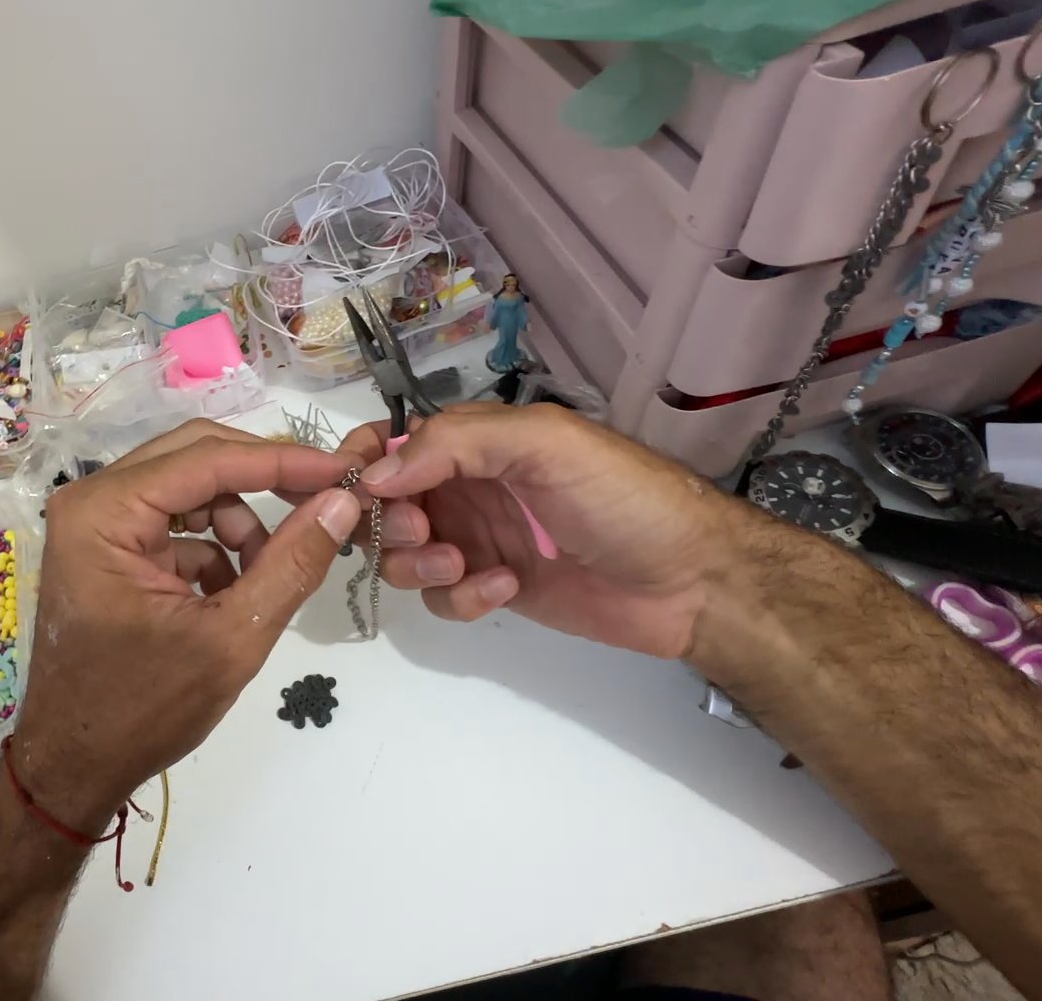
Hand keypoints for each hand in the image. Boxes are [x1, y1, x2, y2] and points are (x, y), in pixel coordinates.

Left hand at [10, 420, 362, 829]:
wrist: (77, 766)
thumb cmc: (144, 710)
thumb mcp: (232, 638)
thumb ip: (291, 564)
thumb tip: (342, 500)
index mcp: (103, 511)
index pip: (206, 458)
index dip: (281, 460)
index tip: (342, 471)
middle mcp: (91, 500)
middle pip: (195, 456)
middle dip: (262, 479)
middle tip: (319, 503)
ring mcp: (97, 523)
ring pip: (189, 487)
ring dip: (238, 520)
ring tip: (263, 574)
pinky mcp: (111, 548)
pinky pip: (176, 522)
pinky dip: (214, 547)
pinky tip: (229, 593)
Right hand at [338, 403, 735, 658]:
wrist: (692, 579)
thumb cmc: (619, 495)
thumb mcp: (541, 443)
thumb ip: (453, 444)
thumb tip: (372, 475)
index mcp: (468, 442)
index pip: (386, 443)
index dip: (357, 463)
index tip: (349, 491)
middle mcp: (459, 488)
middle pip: (380, 506)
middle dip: (389, 522)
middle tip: (424, 531)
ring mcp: (471, 540)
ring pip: (400, 556)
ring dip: (419, 563)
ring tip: (466, 565)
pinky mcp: (486, 589)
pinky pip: (438, 598)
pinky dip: (462, 597)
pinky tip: (507, 587)